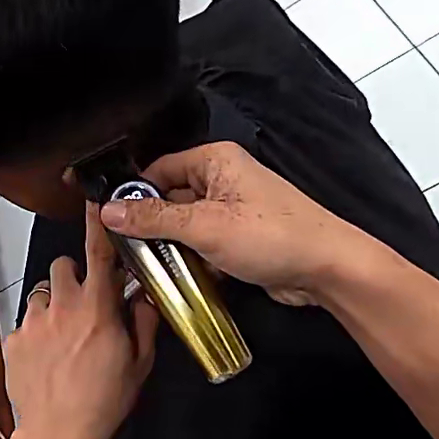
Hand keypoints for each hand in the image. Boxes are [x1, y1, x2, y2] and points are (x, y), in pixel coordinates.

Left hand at [0, 203, 158, 438]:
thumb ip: (144, 322)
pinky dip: (36, 331)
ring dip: (54, 304)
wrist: (57, 437)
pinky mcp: (12, 339)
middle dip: (75, 277)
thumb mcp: (139, 364)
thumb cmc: (104, 402)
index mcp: (96, 307)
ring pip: (43, 292)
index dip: (96, 222)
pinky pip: (26, 322)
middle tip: (85, 303)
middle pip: (63, 265)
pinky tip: (46, 357)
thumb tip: (145, 295)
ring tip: (63, 335)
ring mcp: (32, 321)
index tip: (93, 199)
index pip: (97, 252)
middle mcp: (60, 305)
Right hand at [99, 141, 366, 306]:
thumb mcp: (204, 226)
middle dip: (150, 226)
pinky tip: (173, 277)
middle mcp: (221, 179)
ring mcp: (230, 209)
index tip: (110, 220)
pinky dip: (189, 258)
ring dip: (169, 246)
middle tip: (124, 251)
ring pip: (183, 225)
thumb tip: (109, 211)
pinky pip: (201, 242)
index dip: (133, 194)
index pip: (157, 170)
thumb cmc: (273, 236)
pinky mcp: (237, 236)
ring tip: (145, 268)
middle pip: (168, 198)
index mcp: (214, 161)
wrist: (329, 270)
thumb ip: (153, 218)